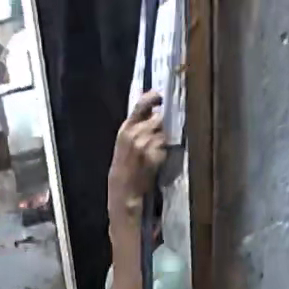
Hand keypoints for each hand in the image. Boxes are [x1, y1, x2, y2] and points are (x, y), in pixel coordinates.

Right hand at [108, 91, 166, 208]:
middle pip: (157, 119)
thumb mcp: (124, 142)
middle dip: (158, 127)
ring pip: (162, 134)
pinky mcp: (154, 156)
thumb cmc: (123, 168)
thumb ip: (135, 126)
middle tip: (152, 140)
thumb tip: (151, 110)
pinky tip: (153, 163)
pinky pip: (164, 149)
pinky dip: (162, 155)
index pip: (142, 104)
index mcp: (126, 128)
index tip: (160, 98)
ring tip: (151, 154)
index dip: (153, 97)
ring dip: (160, 142)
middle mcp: (136, 133)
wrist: (123, 190)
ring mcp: (145, 145)